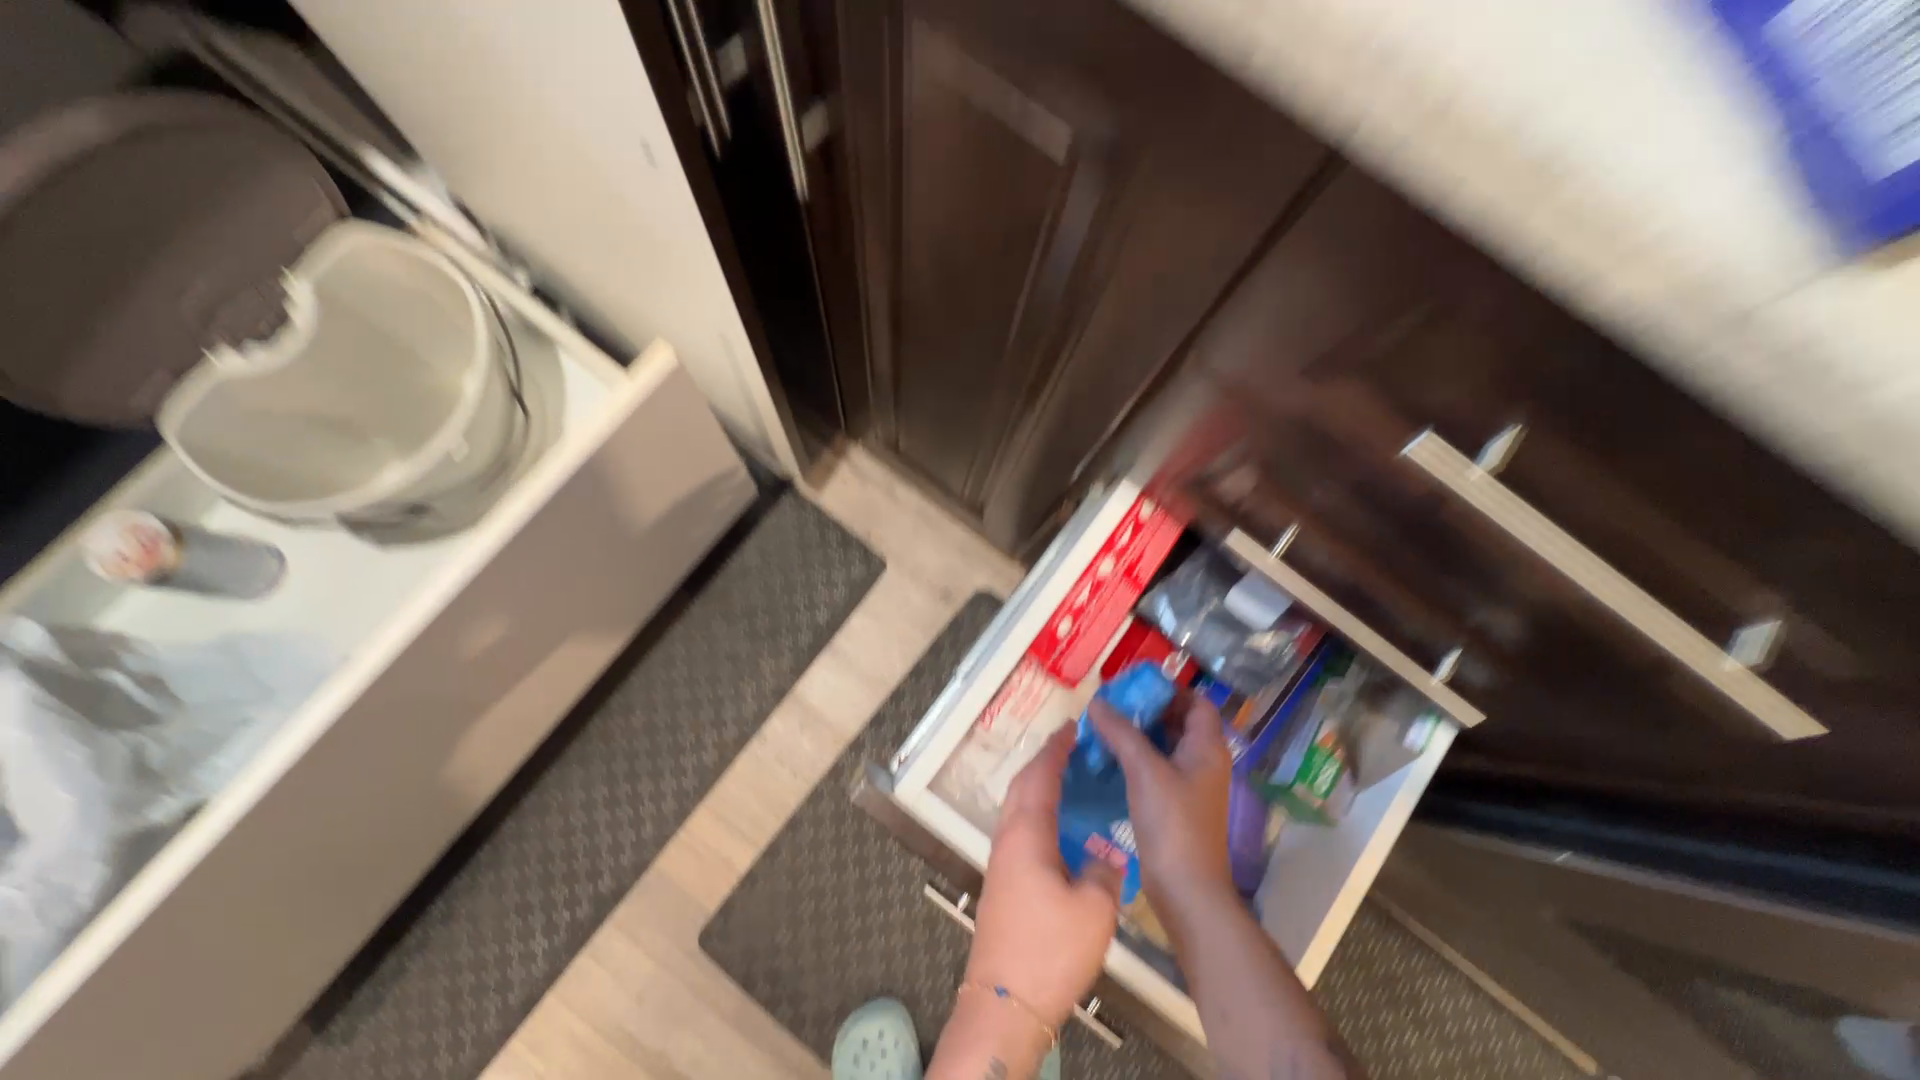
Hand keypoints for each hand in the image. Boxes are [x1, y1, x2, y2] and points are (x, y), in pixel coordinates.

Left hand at [965, 724, 1121, 1027]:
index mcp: (1027, 833)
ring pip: (1019, 810)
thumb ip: (1103, 871)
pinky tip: (1061, 830)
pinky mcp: (1004, 886)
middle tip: (1073, 747)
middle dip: (1045, 762)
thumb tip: (1103, 856)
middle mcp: (1007, 840)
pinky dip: (1040, 815)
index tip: (1074, 727)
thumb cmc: (1050, 949)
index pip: (1041, 776)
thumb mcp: (1095, 908)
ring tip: (1071, 780)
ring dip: (1040, 788)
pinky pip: (1021, 832)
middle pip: (1022, 787)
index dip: (1056, 749)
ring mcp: (1002, 864)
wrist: (1005, 1001)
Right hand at [1087, 696, 1235, 920]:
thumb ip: (1121, 733)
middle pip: (1178, 723)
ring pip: (1164, 748)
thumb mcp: (1144, 771)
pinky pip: (1156, 771)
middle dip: (1146, 712)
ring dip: (1137, 737)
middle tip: (1110, 706)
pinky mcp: (1175, 807)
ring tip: (1102, 730)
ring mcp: (1190, 787)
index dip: (1169, 691)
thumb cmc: (1173, 824)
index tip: (1134, 688)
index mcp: (1208, 748)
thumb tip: (1098, 703)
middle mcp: (1203, 762)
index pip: (1197, 703)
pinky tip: (1107, 762)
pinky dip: (1135, 761)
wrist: (1187, 890)